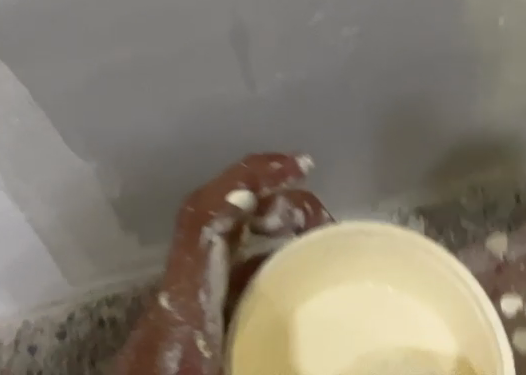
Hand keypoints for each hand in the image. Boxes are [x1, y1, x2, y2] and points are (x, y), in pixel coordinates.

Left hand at [111, 153, 333, 374]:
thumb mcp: (227, 374)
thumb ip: (280, 355)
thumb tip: (352, 354)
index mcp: (181, 313)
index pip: (206, 218)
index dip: (250, 179)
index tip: (299, 170)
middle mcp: (173, 303)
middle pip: (213, 220)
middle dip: (268, 198)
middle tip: (319, 212)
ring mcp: (174, 320)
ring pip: (217, 251)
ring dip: (263, 231)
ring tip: (312, 235)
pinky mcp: (181, 340)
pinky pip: (220, 282)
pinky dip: (256, 267)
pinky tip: (288, 285)